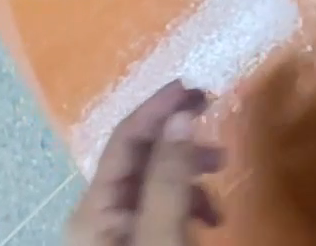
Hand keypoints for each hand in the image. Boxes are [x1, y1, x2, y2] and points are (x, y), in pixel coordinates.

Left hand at [65, 81, 225, 244]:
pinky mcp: (134, 242)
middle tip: (215, 118)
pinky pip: (160, 209)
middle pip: (142, 155)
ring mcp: (115, 231)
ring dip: (191, 172)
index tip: (193, 85)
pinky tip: (210, 218)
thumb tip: (180, 115)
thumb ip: (168, 179)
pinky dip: (187, 204)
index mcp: (93, 206)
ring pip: (156, 181)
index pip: (126, 136)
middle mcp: (99, 212)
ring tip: (222, 173)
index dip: (158, 105)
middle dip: (181, 136)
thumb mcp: (161, 233)